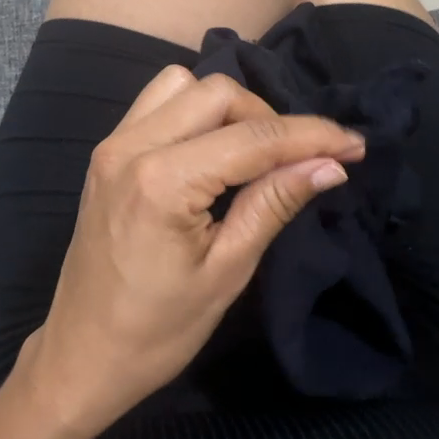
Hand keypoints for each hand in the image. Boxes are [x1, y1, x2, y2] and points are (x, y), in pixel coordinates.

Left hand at [15, 66, 365, 436]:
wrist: (83, 353)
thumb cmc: (158, 329)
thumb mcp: (227, 271)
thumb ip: (274, 204)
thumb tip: (330, 163)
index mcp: (162, 181)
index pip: (252, 137)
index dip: (310, 135)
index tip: (355, 144)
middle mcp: (131, 146)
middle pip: (216, 92)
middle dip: (269, 116)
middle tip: (300, 159)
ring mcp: (112, 144)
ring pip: (182, 84)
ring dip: (227, 107)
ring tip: (256, 153)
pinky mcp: (106, 152)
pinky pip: (155, 103)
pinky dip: (192, 110)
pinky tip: (213, 148)